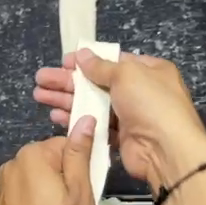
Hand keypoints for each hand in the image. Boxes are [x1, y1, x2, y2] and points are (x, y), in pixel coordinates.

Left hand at [0, 120, 101, 204]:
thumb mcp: (80, 194)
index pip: (68, 146)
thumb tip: (85, 119)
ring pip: (42, 183)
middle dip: (71, 185)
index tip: (91, 190)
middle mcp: (13, 164)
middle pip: (54, 164)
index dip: (84, 167)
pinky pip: (29, 198)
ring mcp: (3, 186)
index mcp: (32, 155)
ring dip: (58, 199)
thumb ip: (81, 155)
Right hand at [32, 49, 205, 192]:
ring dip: (66, 99)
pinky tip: (55, 116)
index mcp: (148, 71)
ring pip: (92, 104)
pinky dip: (76, 119)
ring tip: (39, 95)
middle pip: (97, 83)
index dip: (86, 61)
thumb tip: (81, 54)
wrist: (166, 150)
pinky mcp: (121, 137)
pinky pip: (95, 124)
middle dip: (68, 81)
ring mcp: (130, 116)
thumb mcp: (126, 74)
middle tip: (41, 80)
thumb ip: (101, 66)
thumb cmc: (150, 103)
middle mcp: (140, 91)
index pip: (112, 61)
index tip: (62, 62)